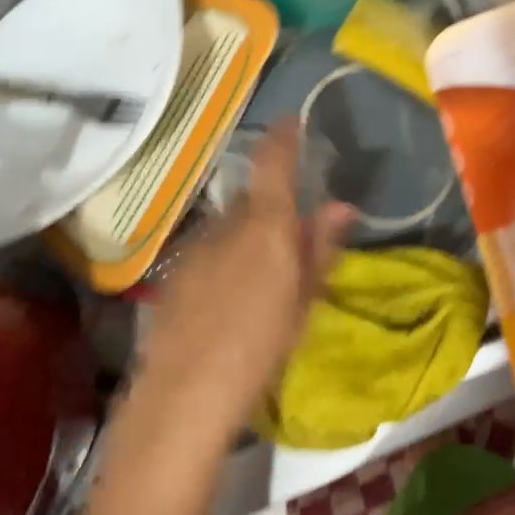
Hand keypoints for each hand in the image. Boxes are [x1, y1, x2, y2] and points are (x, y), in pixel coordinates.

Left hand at [138, 121, 354, 417]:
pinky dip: (223, 256)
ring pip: (228, 225)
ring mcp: (194, 248)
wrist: (186, 394)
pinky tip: (229, 294)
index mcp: (267, 225)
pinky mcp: (173, 273)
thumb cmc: (262, 346)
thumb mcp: (305, 297)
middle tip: (292, 233)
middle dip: (271, 204)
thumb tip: (341, 205)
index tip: (290, 120)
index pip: (273, 163)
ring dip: (246, 233)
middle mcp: (227, 225)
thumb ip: (320, 246)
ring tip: (261, 273)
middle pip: (253, 198)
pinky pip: (207, 249)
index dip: (282, 137)